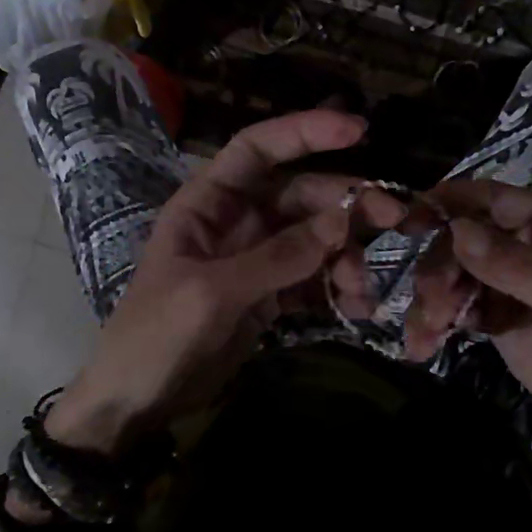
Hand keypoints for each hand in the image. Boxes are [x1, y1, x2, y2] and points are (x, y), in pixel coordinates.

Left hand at [46, 110, 405, 454]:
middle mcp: (235, 220)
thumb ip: (277, 257)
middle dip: (347, 203)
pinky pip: (312, 277)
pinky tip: (356, 306)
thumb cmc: (155, 336)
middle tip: (394, 217)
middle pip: (301, 194)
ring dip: (345, 254)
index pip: (257, 148)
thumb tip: (342, 220)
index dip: (305, 132)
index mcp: (207, 203)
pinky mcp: (269, 294)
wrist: (136, 400)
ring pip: (314, 237)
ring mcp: (255, 258)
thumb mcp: (212, 293)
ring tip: (360, 287)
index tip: (359, 131)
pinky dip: (336, 287)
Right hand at [408, 179, 531, 487]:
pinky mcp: (489, 309)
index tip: (406, 220)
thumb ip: (515, 266)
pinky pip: (450, 304)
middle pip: (460, 238)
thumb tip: (458, 230)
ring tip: (426, 334)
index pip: (492, 198)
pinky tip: (421, 345)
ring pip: (448, 272)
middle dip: (439, 272)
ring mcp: (503, 276)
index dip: (448, 204)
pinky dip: (433, 322)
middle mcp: (523, 239)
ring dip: (431, 300)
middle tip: (432, 306)